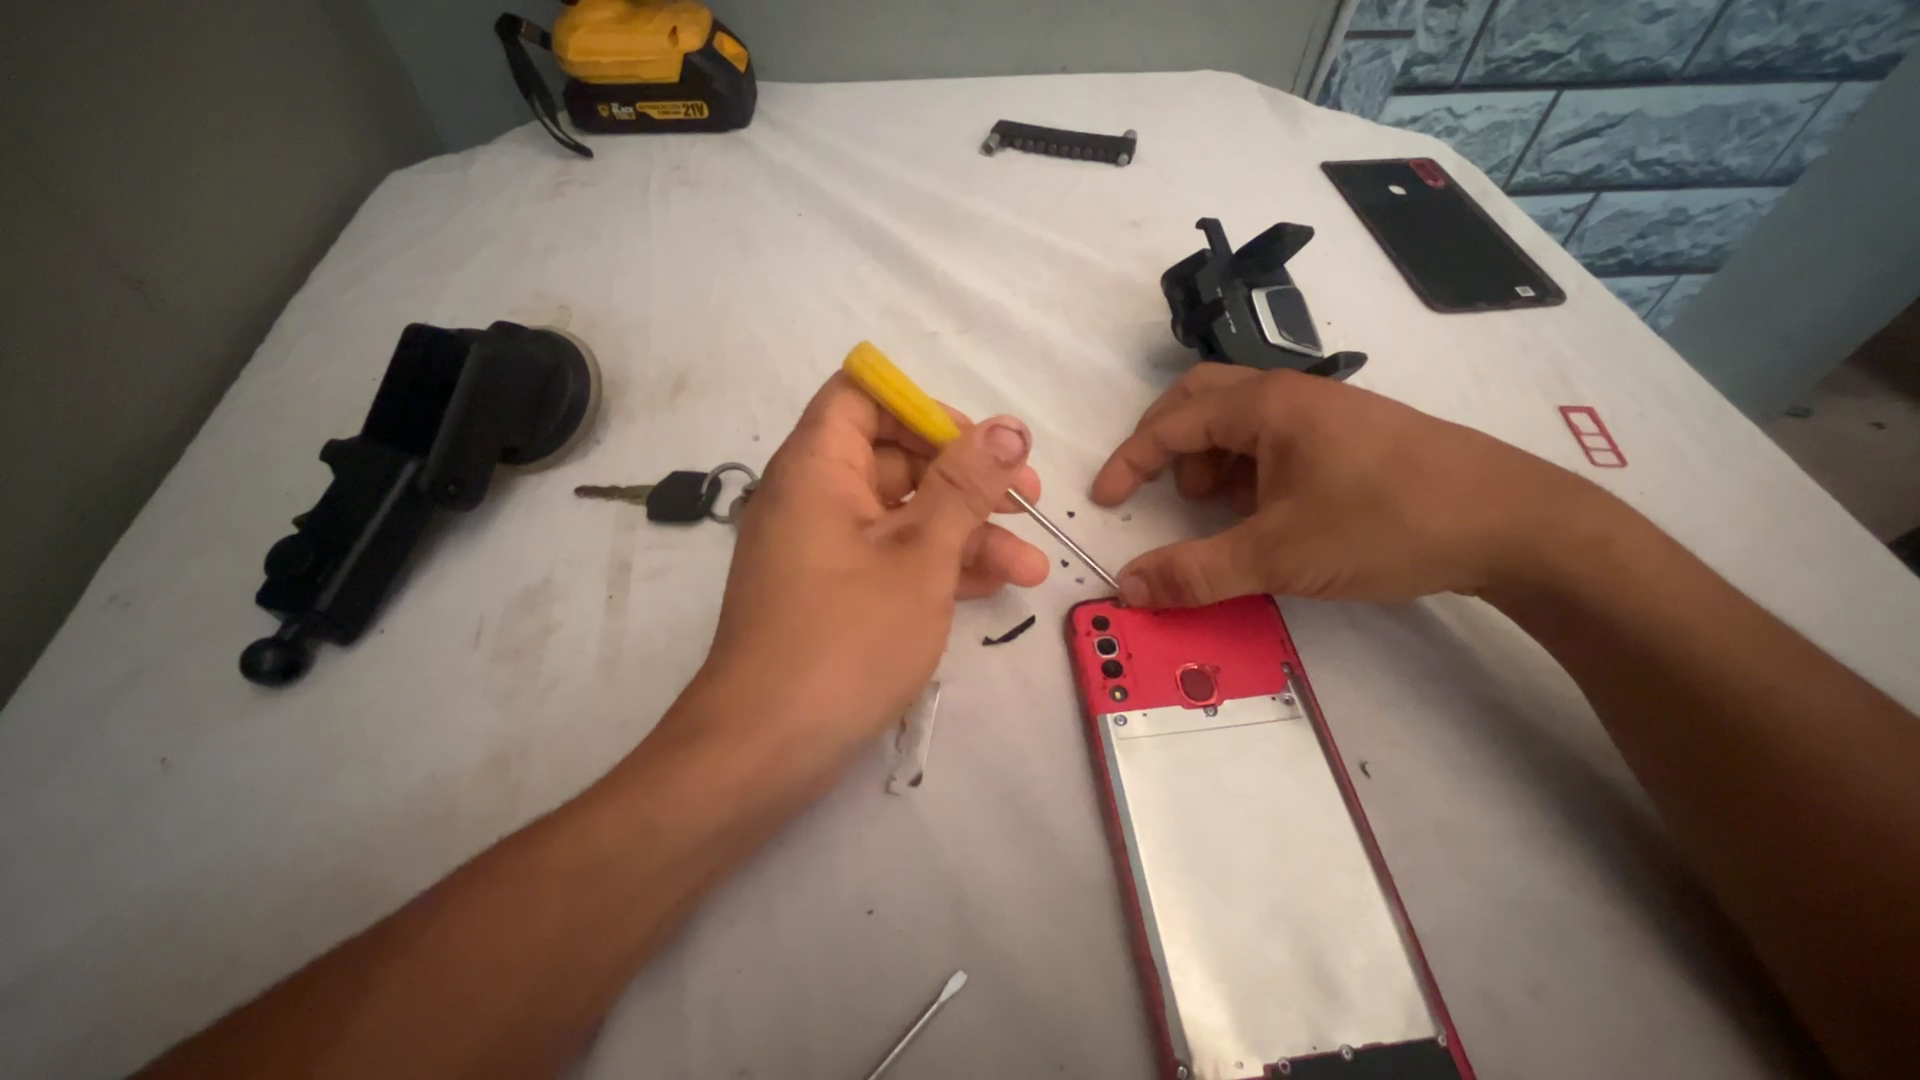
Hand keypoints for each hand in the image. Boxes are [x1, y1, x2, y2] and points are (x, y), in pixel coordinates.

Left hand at [689, 373, 1048, 759]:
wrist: (766, 747)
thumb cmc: (846, 638)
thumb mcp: (920, 556)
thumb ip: (966, 486)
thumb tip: (1009, 427)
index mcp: (817, 467)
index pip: (863, 396)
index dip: (925, 408)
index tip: (981, 444)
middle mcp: (814, 497)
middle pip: (895, 457)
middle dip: (968, 480)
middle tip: (1028, 504)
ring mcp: (822, 550)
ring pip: (903, 516)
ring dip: (967, 534)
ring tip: (1033, 566)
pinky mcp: (833, 595)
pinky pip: (890, 559)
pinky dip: (937, 567)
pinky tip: (995, 588)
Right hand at [1090, 365, 1603, 607]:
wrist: (1513, 522)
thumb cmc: (1384, 523)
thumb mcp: (1278, 555)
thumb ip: (1195, 573)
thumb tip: (1125, 588)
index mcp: (1267, 404)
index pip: (1172, 421)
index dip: (1129, 460)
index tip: (1104, 500)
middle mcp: (1293, 394)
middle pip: (1203, 399)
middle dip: (1170, 445)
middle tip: (1165, 492)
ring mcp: (1328, 412)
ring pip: (1243, 421)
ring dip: (1214, 460)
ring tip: (1225, 513)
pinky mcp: (1354, 437)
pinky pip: (1278, 441)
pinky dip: (1252, 471)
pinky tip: (1272, 514)